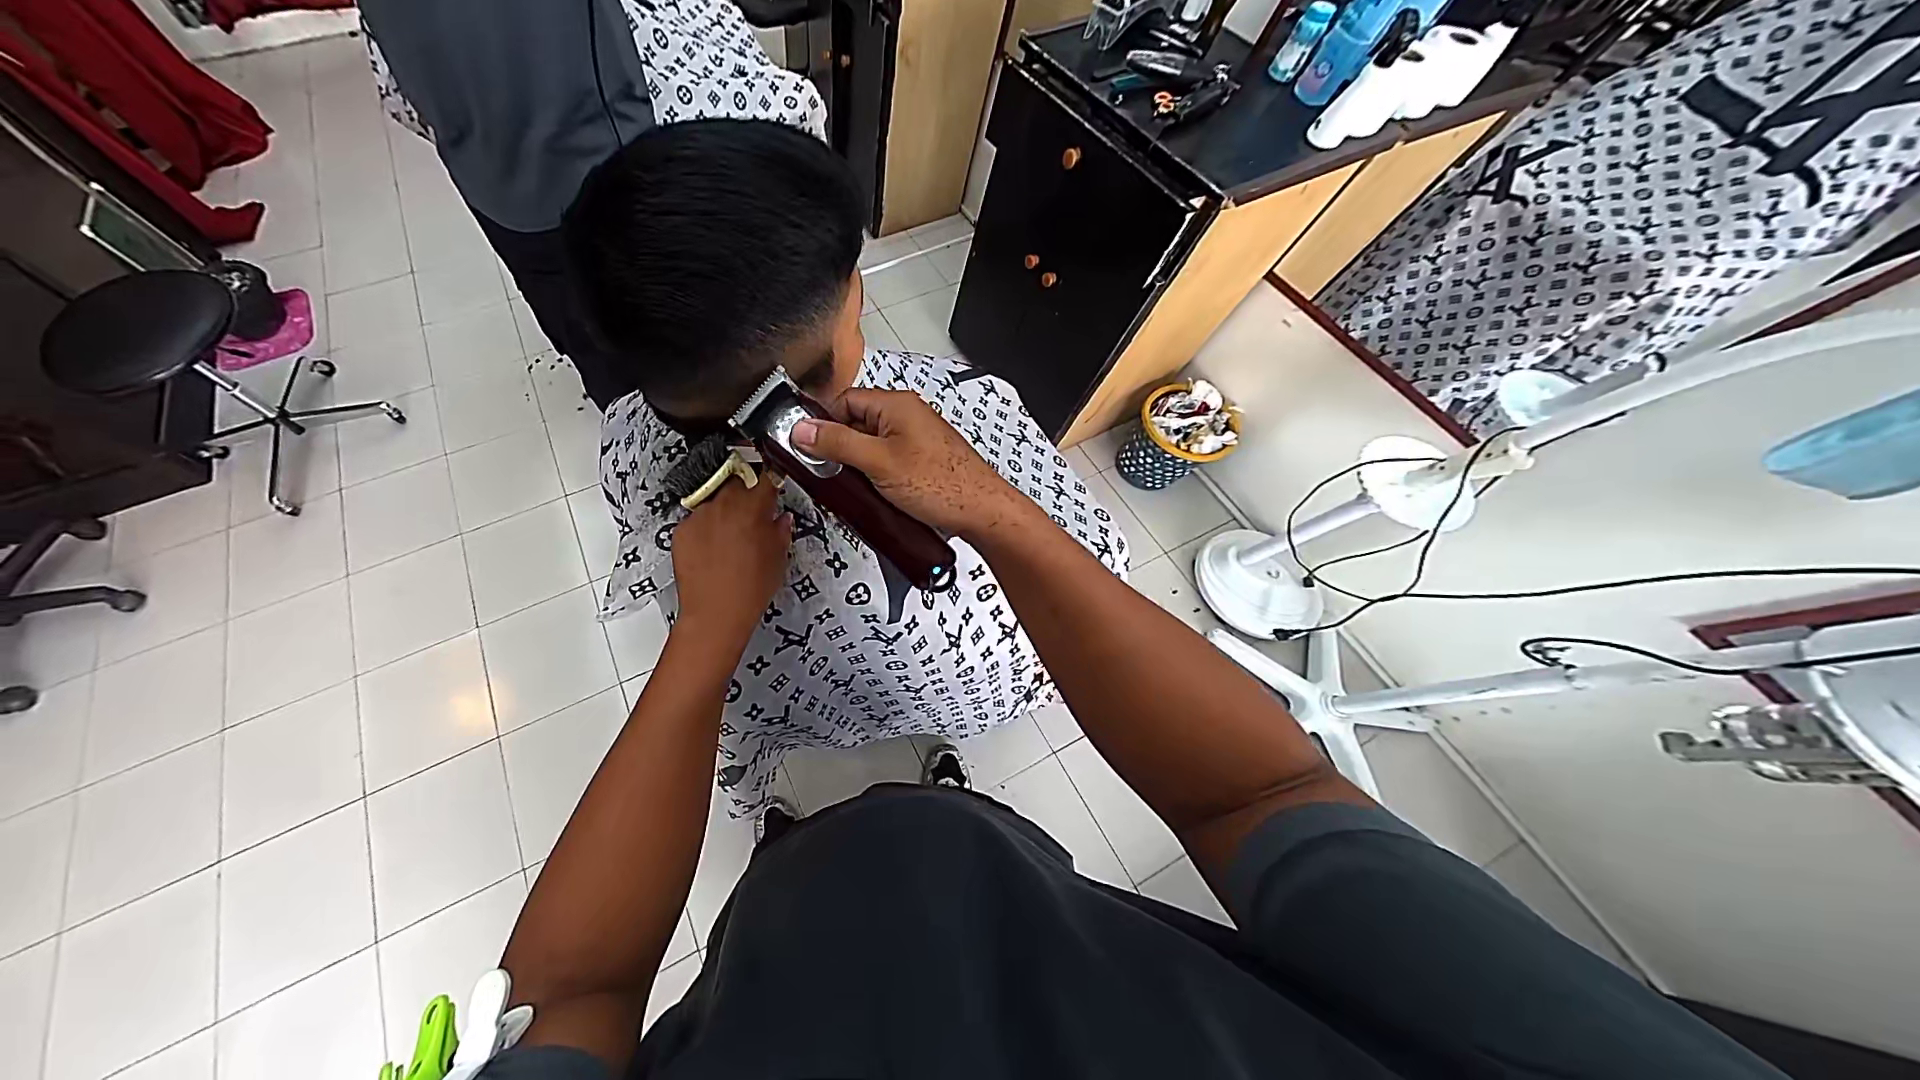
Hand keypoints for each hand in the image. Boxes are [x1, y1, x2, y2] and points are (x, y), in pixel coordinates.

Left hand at [670, 477, 791, 643]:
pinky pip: (696, 520)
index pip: (765, 477)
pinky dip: (706, 528)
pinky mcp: (681, 531)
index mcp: (752, 507)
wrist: (716, 612)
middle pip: (737, 483)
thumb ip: (780, 530)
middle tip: (754, 512)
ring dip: (725, 510)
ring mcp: (699, 517)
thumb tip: (780, 520)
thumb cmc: (750, 588)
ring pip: (715, 501)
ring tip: (732, 535)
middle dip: (747, 492)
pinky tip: (714, 548)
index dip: (771, 479)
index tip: (774, 483)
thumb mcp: (778, 557)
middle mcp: (723, 505)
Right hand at [792, 388, 1034, 539]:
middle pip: (854, 423)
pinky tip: (874, 493)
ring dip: (856, 465)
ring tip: (856, 485)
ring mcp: (913, 440)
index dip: (821, 422)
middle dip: (838, 448)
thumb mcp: (879, 463)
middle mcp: (906, 417)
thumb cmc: (946, 484)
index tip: (806, 443)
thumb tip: (804, 430)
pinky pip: (885, 461)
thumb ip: (838, 443)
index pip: (842, 400)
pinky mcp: (918, 461)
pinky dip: (874, 476)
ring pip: (869, 445)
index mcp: (896, 404)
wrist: (981, 511)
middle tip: (829, 470)